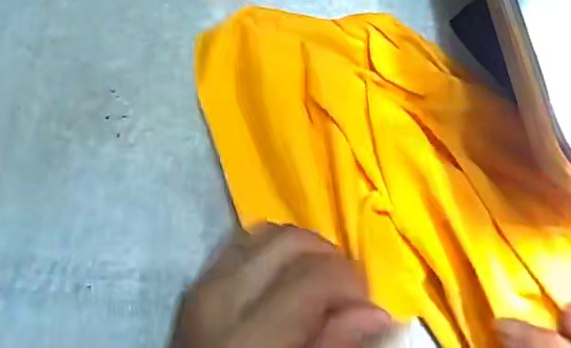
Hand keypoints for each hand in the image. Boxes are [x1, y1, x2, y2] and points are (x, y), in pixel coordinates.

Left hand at [171, 224, 395, 347]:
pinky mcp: (194, 287)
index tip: (373, 307)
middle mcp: (222, 296)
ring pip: (264, 232)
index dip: (352, 283)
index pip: (313, 275)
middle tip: (351, 295)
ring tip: (320, 288)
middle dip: (329, 257)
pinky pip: (240, 244)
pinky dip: (270, 253)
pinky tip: (285, 283)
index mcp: (251, 338)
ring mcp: (202, 286)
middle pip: (290, 240)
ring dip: (300, 251)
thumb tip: (376, 313)